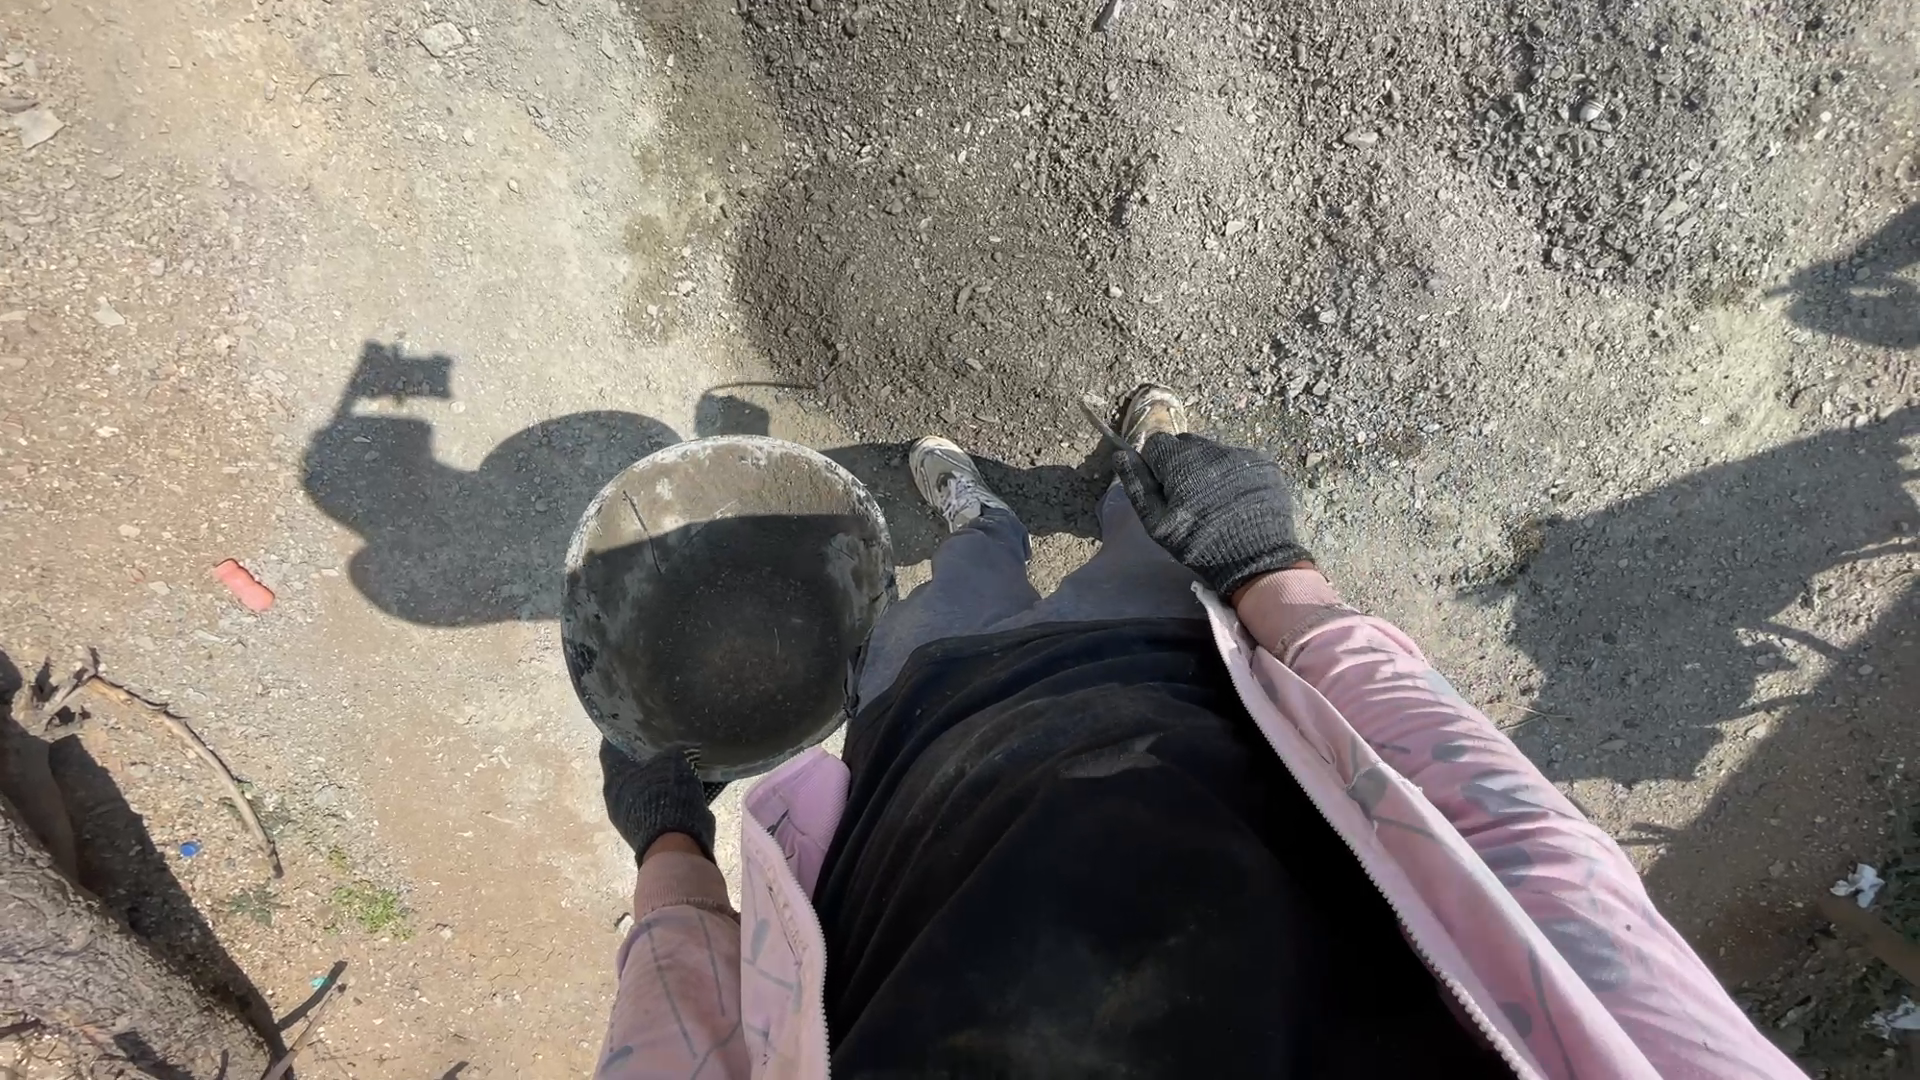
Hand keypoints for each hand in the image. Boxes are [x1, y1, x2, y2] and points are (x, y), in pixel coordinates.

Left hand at [599, 740, 720, 865]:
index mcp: (614, 776)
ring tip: (676, 762)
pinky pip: (651, 802)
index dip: (622, 733)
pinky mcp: (642, 829)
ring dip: (654, 776)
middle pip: (625, 767)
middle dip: (642, 755)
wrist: (675, 843)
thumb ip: (671, 750)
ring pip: (640, 786)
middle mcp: (614, 796)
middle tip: (662, 740)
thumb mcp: (675, 760)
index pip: (610, 746)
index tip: (636, 721)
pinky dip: (662, 793)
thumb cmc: (668, 796)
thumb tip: (674, 748)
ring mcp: (626, 816)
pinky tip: (681, 786)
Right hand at [1114, 433, 1313, 597]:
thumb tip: (1120, 456)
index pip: (1156, 443)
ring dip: (1205, 467)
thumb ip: (1138, 486)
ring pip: (1211, 450)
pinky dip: (1231, 473)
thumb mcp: (1157, 523)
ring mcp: (1240, 453)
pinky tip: (1234, 498)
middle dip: (1179, 463)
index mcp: (1181, 461)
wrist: (1256, 559)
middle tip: (1186, 495)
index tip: (1162, 488)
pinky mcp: (1263, 462)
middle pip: (1184, 443)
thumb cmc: (1198, 544)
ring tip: (1212, 499)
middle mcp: (1211, 448)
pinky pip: (1237, 459)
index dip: (1154, 465)